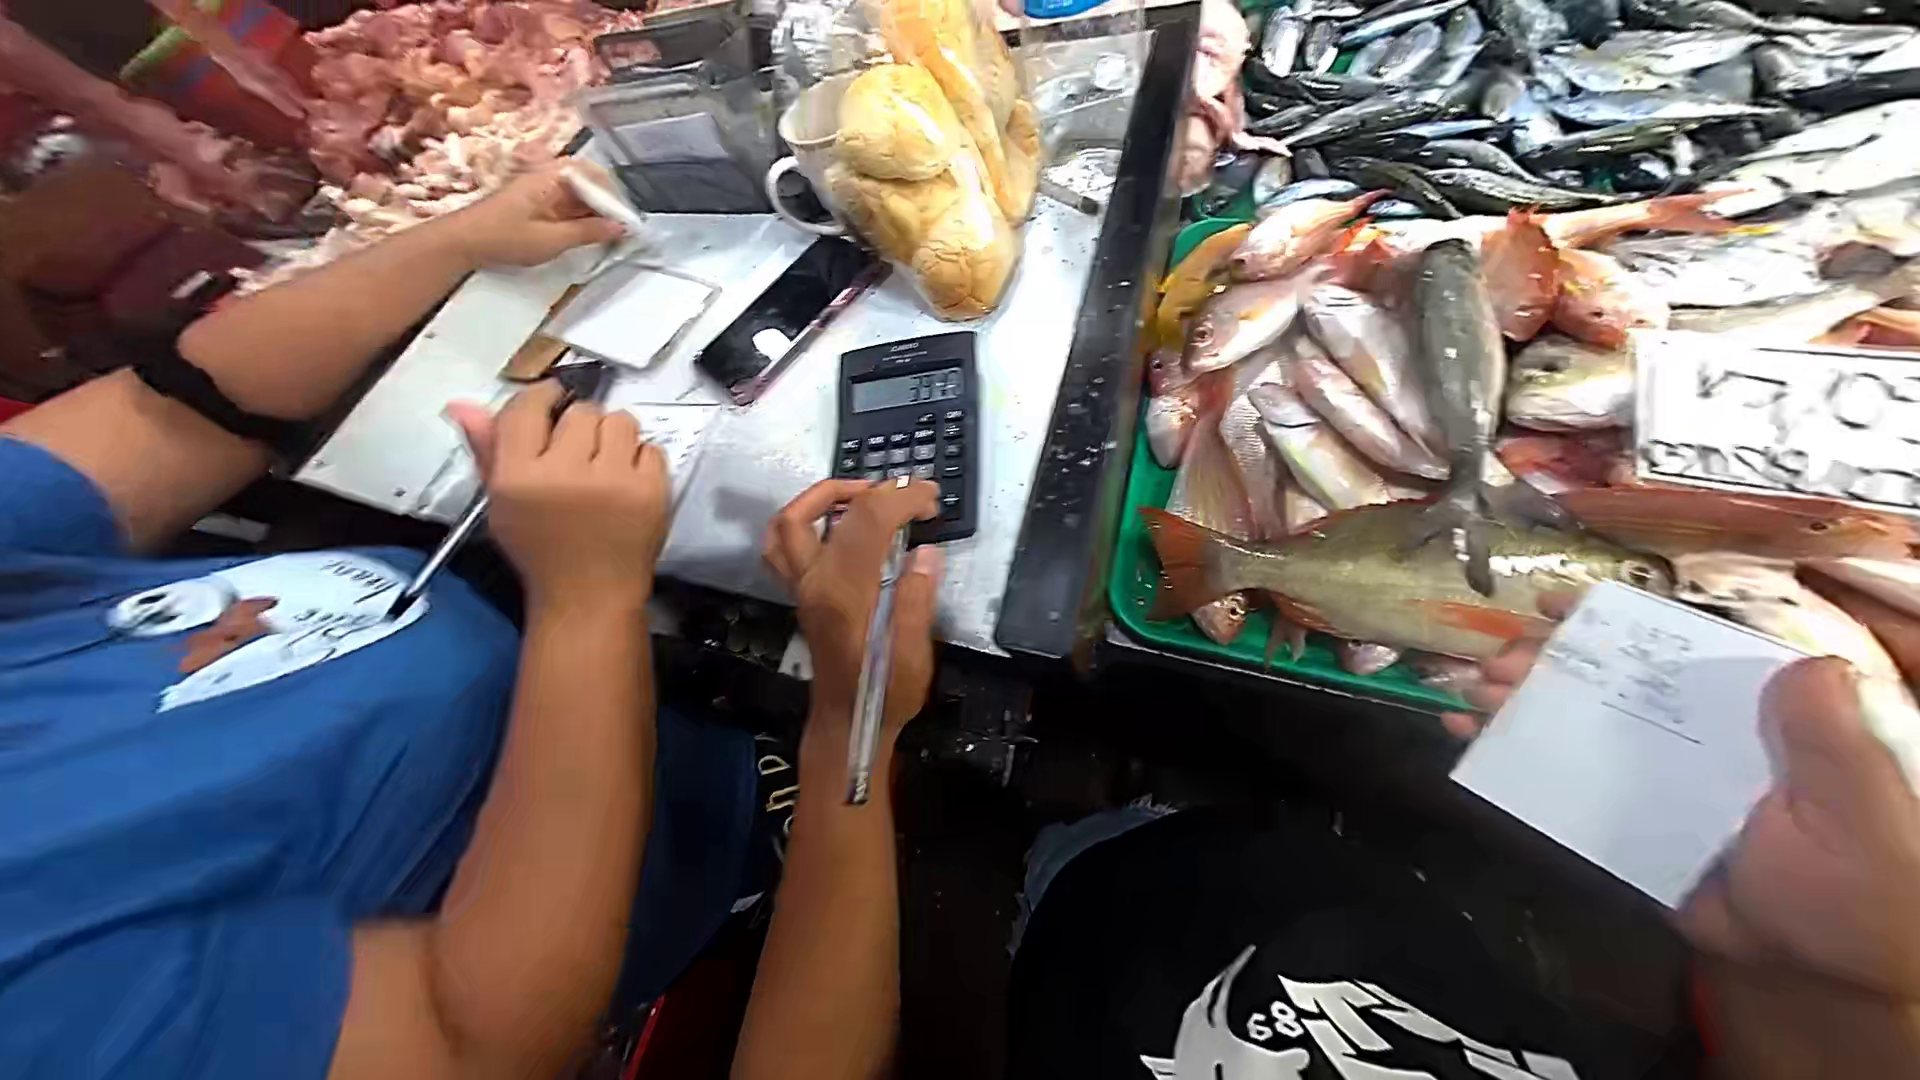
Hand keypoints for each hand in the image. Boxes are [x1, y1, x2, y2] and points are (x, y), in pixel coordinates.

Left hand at [447, 159, 628, 267]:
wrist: (464, 242)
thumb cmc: (506, 238)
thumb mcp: (552, 239)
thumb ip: (589, 232)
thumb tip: (622, 227)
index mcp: (547, 179)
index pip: (589, 173)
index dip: (612, 193)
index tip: (627, 217)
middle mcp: (545, 179)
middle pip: (587, 181)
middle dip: (609, 202)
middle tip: (626, 226)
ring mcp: (542, 192)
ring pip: (581, 195)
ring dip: (600, 212)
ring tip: (616, 233)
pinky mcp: (539, 206)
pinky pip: (571, 206)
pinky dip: (588, 218)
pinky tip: (597, 233)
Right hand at [448, 380, 669, 612]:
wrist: (590, 592)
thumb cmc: (541, 548)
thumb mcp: (501, 503)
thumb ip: (487, 451)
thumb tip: (465, 403)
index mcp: (520, 475)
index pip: (529, 408)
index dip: (542, 396)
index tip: (552, 399)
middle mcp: (569, 472)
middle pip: (582, 412)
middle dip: (581, 425)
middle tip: (581, 451)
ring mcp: (616, 481)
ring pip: (621, 421)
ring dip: (614, 435)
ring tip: (606, 461)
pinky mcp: (653, 491)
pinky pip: (652, 448)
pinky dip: (642, 458)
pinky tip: (628, 479)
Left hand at [764, 478, 942, 739]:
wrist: (848, 723)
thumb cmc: (884, 694)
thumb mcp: (913, 656)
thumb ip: (917, 602)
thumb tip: (926, 553)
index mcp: (844, 594)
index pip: (866, 522)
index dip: (901, 498)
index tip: (931, 498)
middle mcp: (814, 583)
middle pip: (821, 511)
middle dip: (868, 490)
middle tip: (903, 492)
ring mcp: (801, 588)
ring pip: (788, 523)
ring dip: (823, 497)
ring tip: (862, 496)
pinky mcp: (800, 594)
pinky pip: (783, 546)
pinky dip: (805, 521)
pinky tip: (835, 525)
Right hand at [1445, 578, 1919, 998]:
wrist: (1801, 967)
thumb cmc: (1849, 891)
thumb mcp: (1857, 817)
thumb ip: (1830, 747)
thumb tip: (1813, 664)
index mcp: (1732, 718)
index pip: (1663, 651)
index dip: (1607, 620)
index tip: (1551, 605)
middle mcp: (1669, 728)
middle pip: (1591, 674)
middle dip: (1535, 657)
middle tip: (1500, 662)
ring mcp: (1624, 763)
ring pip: (1553, 710)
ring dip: (1505, 692)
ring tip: (1477, 690)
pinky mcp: (1593, 798)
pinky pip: (1534, 762)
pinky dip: (1491, 742)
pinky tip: (1461, 729)